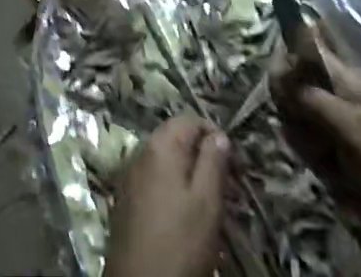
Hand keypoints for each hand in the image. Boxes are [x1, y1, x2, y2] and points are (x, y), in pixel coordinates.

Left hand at [103, 115, 226, 276]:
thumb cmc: (180, 240)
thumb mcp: (207, 202)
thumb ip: (212, 163)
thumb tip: (220, 134)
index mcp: (159, 146)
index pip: (187, 119)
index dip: (213, 132)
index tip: (234, 159)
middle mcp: (140, 152)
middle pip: (173, 136)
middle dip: (201, 151)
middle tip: (227, 180)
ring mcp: (130, 174)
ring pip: (163, 158)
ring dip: (188, 168)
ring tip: (211, 196)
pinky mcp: (126, 195)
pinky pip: (153, 176)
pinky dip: (172, 182)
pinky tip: (185, 208)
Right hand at [272, 30, 360, 276]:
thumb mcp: (348, 124)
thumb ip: (308, 94)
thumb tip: (276, 70)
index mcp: (349, 80)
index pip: (306, 51)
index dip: (287, 64)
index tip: (282, 89)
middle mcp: (343, 97)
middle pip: (296, 90)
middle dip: (294, 115)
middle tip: (309, 135)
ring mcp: (344, 127)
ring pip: (301, 122)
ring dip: (307, 144)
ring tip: (329, 164)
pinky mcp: (346, 156)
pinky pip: (314, 149)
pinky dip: (320, 164)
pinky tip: (337, 179)